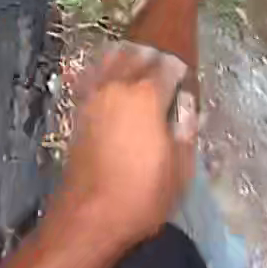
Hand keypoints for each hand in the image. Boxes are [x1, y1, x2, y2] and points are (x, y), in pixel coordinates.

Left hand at [49, 43, 196, 252]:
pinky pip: (92, 73)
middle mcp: (119, 84)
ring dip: (126, 55)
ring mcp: (95, 92)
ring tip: (137, 62)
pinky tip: (108, 74)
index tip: (184, 76)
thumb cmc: (142, 194)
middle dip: (152, 57)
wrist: (91, 212)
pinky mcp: (79, 105)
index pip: (166, 67)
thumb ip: (186, 130)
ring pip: (111, 58)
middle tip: (163, 66)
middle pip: (137, 55)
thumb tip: (187, 106)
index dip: (177, 69)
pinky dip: (102, 67)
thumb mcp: (180, 169)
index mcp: (147, 96)